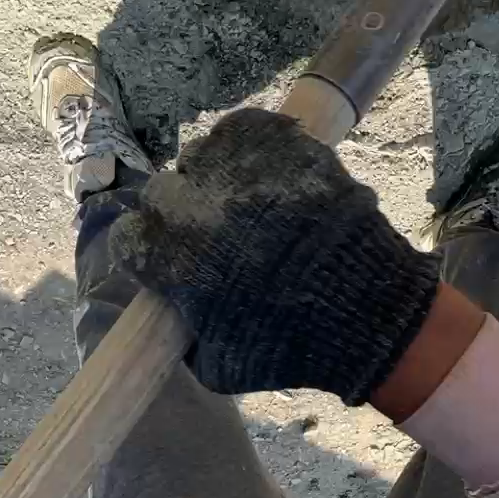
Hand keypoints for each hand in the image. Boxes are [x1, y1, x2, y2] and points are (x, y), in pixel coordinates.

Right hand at [110, 108, 442, 403]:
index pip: (130, 238)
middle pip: (161, 193)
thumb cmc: (292, 348)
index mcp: (172, 260)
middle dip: (180, 213)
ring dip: (214, 178)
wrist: (368, 312)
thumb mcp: (218, 367)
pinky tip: (263, 170)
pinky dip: (247, 146)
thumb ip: (184, 337)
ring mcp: (236, 170)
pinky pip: (243, 130)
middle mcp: (194, 208)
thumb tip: (176, 316)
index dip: (150, 248)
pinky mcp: (278, 143)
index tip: (170, 256)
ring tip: (245, 200)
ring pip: (201, 157)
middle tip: (213, 231)